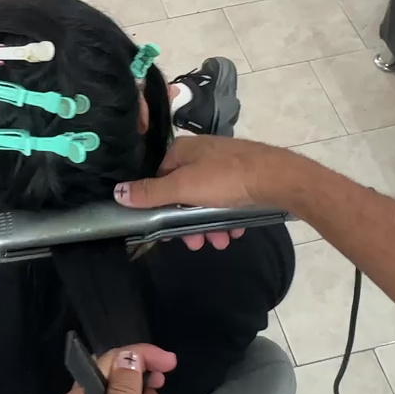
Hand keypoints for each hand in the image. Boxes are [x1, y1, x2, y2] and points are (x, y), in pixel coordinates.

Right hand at [116, 137, 285, 239]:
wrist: (278, 178)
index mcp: (182, 150)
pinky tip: (235, 231)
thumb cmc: (226, 179)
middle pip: (183, 192)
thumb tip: (117, 193)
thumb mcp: (183, 189)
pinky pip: (227, 198)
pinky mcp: (243, 174)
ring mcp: (224, 162)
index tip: (166, 230)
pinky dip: (227, 216)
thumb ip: (150, 193)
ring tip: (221, 242)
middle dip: (189, 221)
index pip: (159, 178)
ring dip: (210, 224)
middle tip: (197, 243)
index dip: (160, 206)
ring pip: (207, 199)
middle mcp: (201, 152)